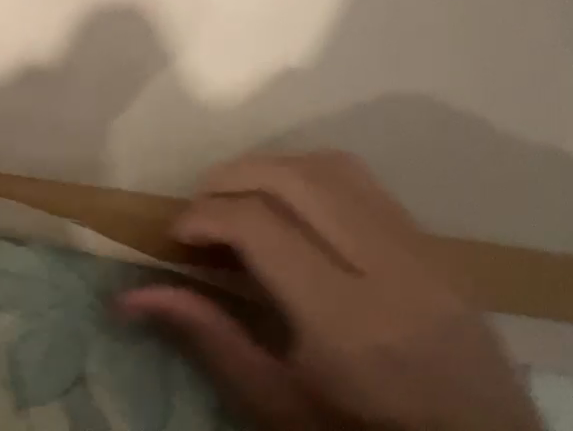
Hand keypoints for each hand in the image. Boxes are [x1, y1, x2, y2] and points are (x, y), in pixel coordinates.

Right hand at [119, 152, 542, 430]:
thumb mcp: (279, 405)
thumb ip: (209, 338)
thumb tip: (130, 294)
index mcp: (347, 322)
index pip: (259, 223)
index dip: (203, 215)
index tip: (177, 238)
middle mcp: (392, 272)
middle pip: (293, 178)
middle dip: (229, 178)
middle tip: (201, 211)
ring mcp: (426, 256)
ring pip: (333, 167)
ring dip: (273, 169)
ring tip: (242, 200)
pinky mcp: (442, 252)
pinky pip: (368, 185)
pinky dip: (315, 179)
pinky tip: (294, 210)